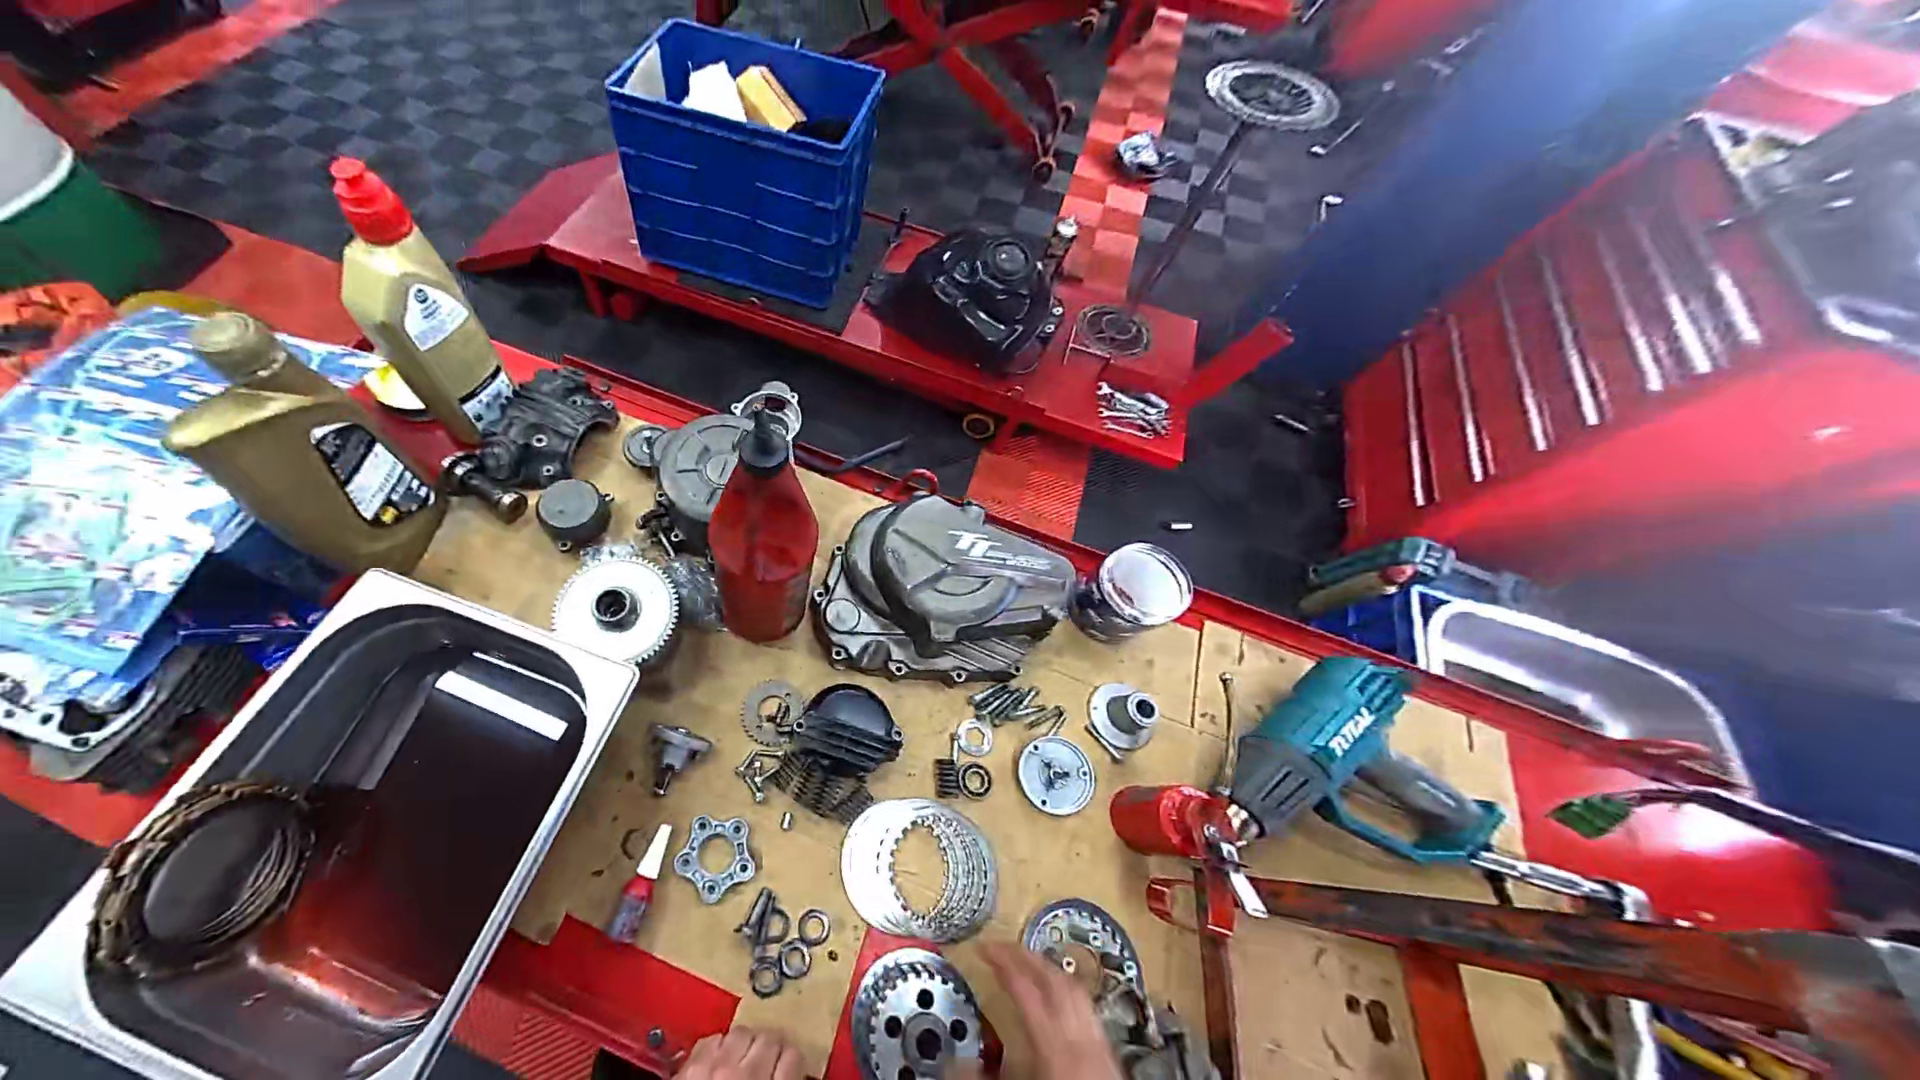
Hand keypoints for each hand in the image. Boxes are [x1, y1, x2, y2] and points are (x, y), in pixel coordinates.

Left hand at [676, 1026, 802, 1079]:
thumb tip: (787, 1073)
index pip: (793, 1057)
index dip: (791, 1063)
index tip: (785, 1070)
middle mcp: (744, 1075)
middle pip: (769, 1038)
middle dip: (771, 1049)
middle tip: (766, 1063)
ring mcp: (714, 1068)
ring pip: (742, 1032)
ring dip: (745, 1045)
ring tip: (741, 1060)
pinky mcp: (689, 1069)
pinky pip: (713, 1040)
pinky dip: (718, 1048)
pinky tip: (718, 1064)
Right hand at [982, 943, 1123, 1079]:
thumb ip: (987, 1078)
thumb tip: (954, 1065)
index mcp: (1055, 1047)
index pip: (1026, 988)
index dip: (1004, 960)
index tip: (986, 947)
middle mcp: (1081, 1038)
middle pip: (1054, 979)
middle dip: (1027, 956)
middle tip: (1004, 947)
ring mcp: (1100, 1045)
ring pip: (1076, 989)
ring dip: (1051, 969)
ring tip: (1030, 962)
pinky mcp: (1111, 1056)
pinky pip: (1089, 1007)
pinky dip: (1071, 990)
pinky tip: (1063, 997)